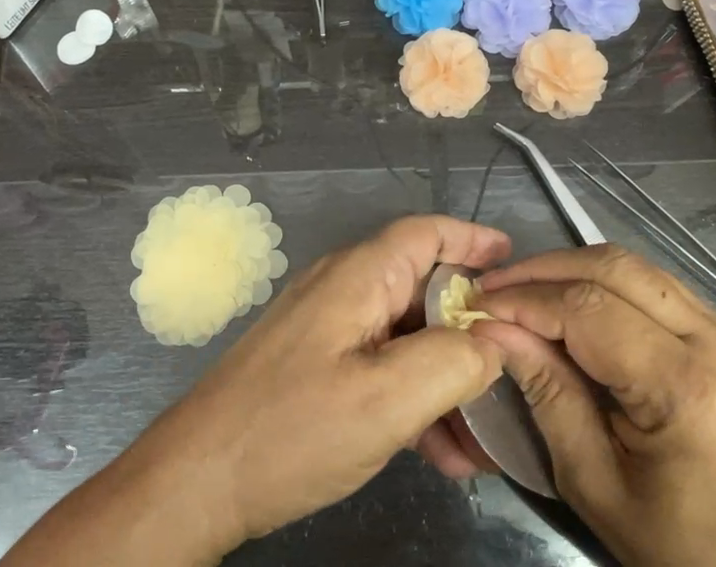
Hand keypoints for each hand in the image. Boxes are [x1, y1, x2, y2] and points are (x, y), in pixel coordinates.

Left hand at [8, 216, 514, 564]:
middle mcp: (343, 292)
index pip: (426, 233)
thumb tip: (498, 337)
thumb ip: (453, 360)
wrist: (198, 482)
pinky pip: (382, 372)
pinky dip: (416, 404)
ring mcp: (328, 333)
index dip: (474, 239)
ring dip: (448, 384)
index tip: (518, 262)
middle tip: (517, 376)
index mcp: (358, 277)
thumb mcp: (387, 398)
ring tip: (485, 444)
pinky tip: (444, 457)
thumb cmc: (293, 429)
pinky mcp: (317, 371)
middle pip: (424, 291)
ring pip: (407, 341)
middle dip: (472, 336)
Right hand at [471, 246, 715, 566]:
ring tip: (521, 290)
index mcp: (686, 389)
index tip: (476, 308)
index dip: (525, 300)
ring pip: (634, 266)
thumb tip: (492, 331)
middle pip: (613, 269)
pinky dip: (601, 283)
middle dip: (543, 271)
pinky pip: (653, 284)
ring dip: (570, 269)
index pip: (588, 310)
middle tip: (493, 288)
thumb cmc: (673, 542)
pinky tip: (566, 302)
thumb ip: (546, 394)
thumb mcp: (591, 480)